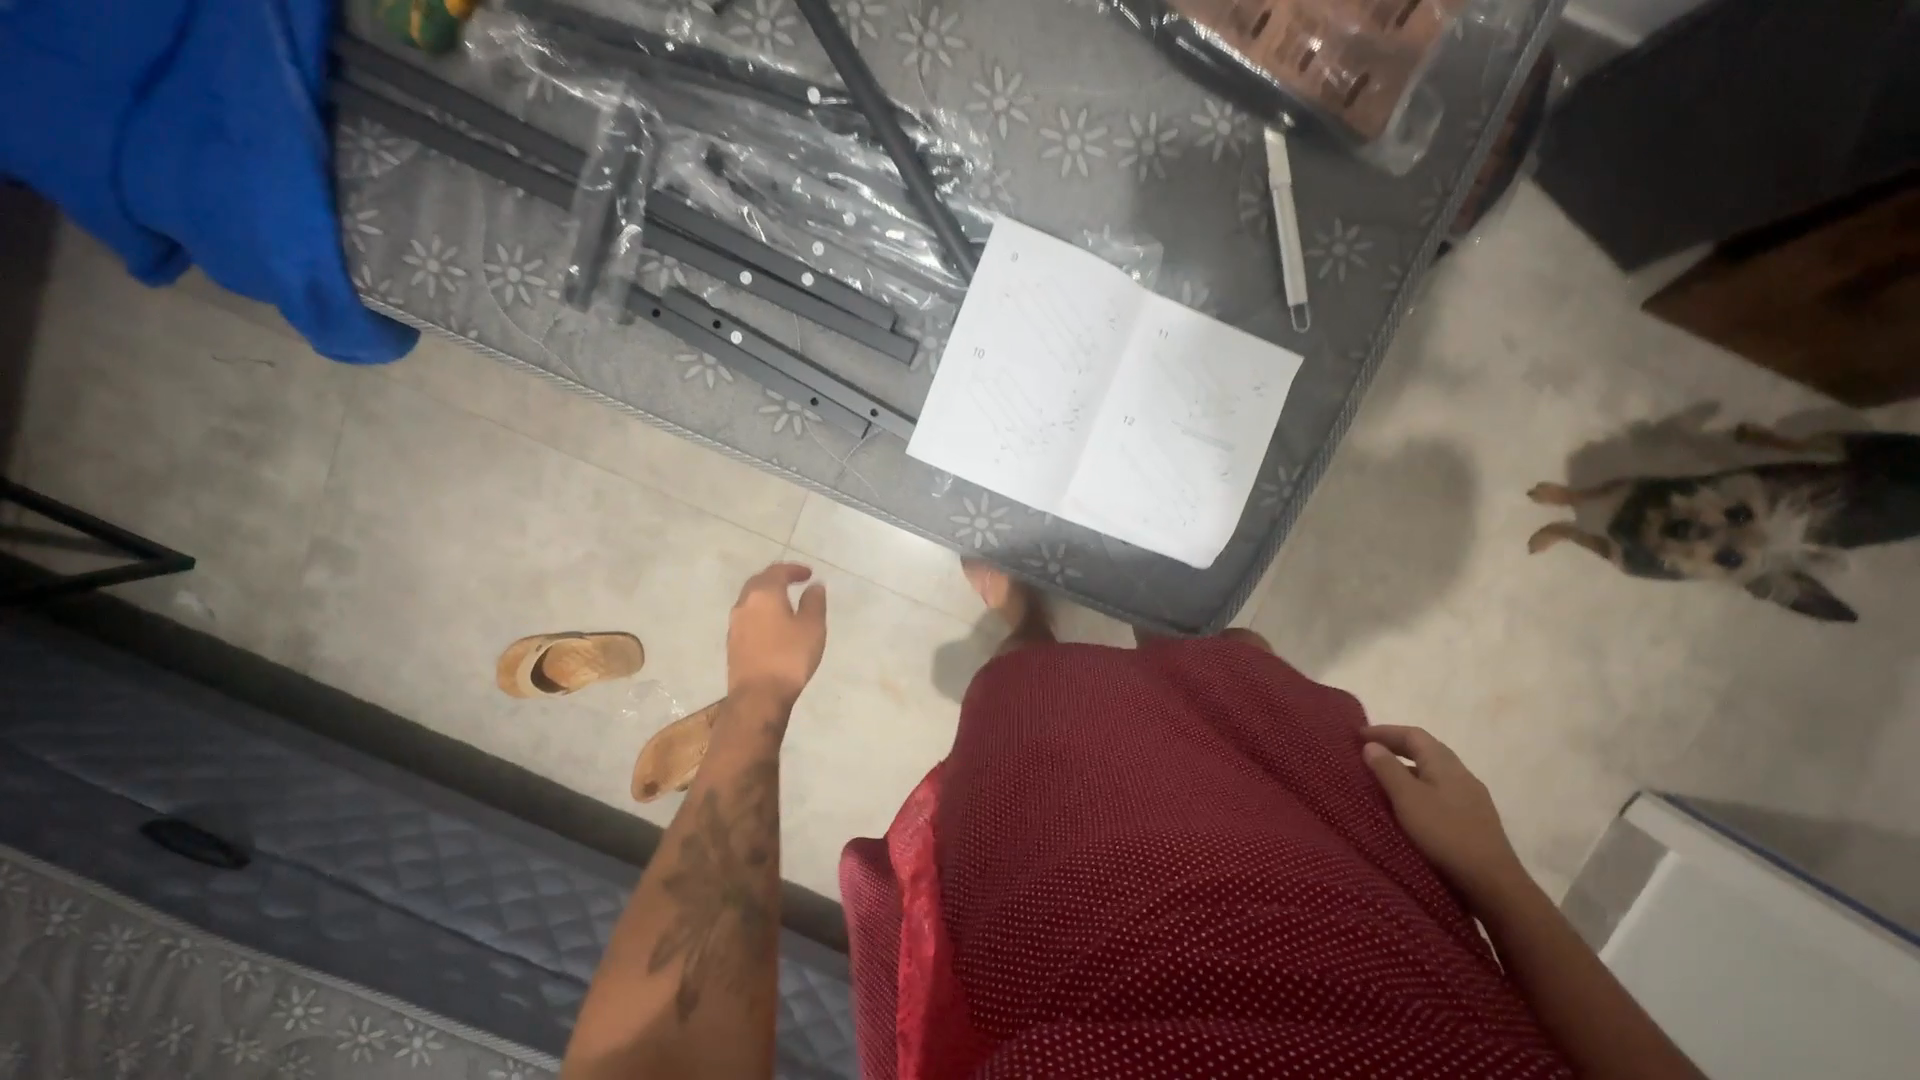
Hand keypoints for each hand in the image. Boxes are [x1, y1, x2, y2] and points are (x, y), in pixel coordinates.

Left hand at [727, 563, 827, 710]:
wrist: (758, 695)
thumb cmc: (790, 657)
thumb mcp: (812, 627)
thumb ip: (814, 602)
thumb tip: (814, 586)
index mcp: (764, 594)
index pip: (777, 571)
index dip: (793, 569)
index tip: (808, 574)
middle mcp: (744, 604)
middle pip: (759, 582)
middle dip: (776, 578)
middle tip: (793, 582)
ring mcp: (735, 624)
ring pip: (750, 600)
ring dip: (767, 596)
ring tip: (784, 602)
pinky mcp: (732, 642)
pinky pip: (748, 617)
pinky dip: (761, 612)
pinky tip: (772, 624)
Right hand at [1362, 725, 1529, 906]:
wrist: (1491, 880)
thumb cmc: (1444, 833)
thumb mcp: (1407, 799)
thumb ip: (1387, 769)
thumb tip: (1371, 745)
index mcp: (1445, 764)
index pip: (1413, 735)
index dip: (1385, 731)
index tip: (1358, 735)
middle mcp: (1461, 774)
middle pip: (1426, 750)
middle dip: (1396, 747)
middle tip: (1368, 752)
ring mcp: (1471, 797)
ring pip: (1434, 771)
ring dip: (1407, 768)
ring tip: (1383, 778)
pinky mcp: (1473, 817)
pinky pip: (1440, 790)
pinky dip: (1419, 787)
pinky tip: (1410, 805)